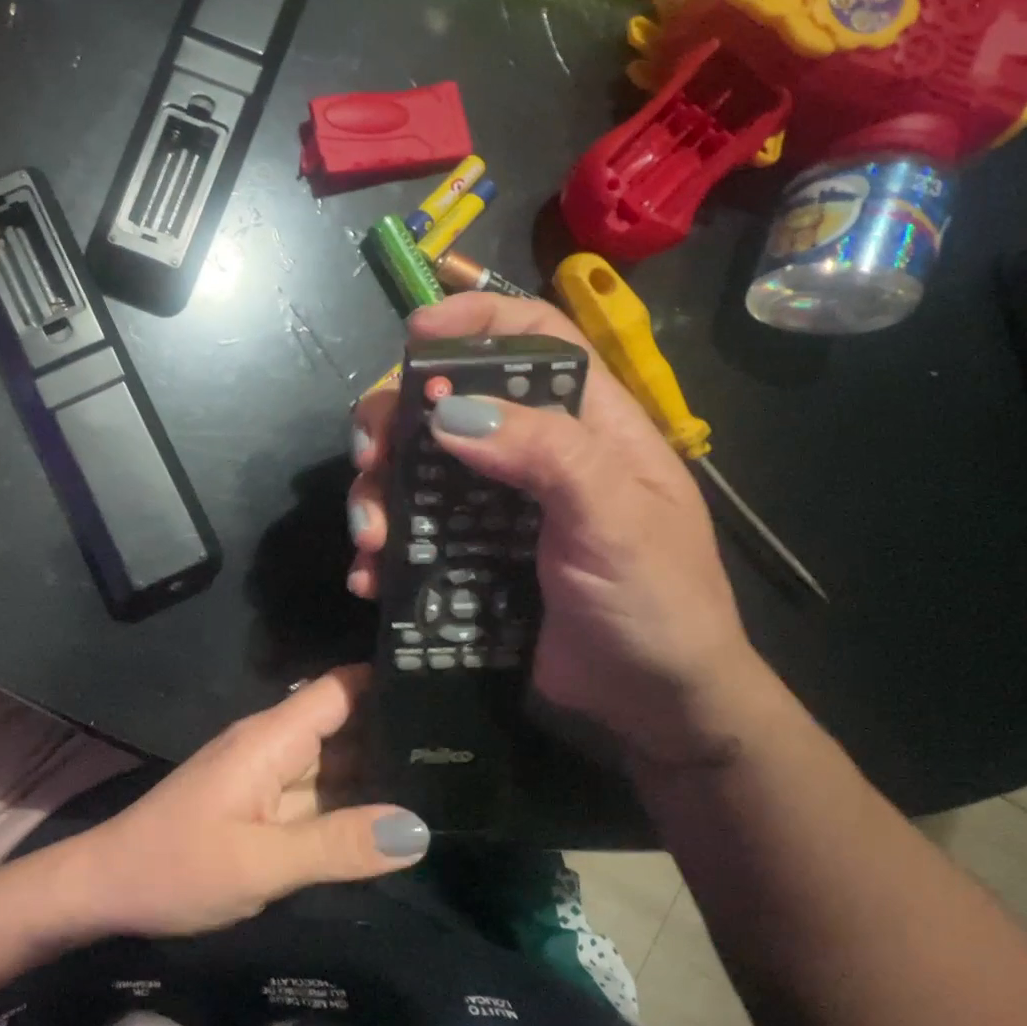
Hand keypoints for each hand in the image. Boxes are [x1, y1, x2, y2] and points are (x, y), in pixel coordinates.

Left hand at [66, 667, 426, 937]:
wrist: (108, 886)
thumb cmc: (178, 867)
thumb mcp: (262, 864)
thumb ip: (338, 845)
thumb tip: (420, 827)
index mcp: (269, 740)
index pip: (339, 690)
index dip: (389, 681)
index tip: (451, 684)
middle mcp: (271, 748)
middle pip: (344, 725)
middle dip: (399, 733)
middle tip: (475, 747)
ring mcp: (265, 777)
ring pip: (334, 763)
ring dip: (382, 772)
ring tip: (458, 778)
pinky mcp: (261, 806)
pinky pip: (317, 794)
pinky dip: (354, 802)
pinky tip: (400, 818)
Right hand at [346, 293, 762, 768]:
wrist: (652, 704)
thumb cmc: (657, 602)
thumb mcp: (616, 519)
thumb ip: (545, 454)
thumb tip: (449, 411)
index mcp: (585, 426)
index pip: (532, 340)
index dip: (474, 321)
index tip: (415, 335)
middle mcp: (531, 456)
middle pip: (447, 405)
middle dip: (394, 423)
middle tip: (369, 457)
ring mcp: (493, 509)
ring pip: (413, 471)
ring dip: (376, 494)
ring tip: (369, 540)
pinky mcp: (466, 558)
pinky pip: (409, 536)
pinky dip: (380, 551)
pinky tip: (370, 578)